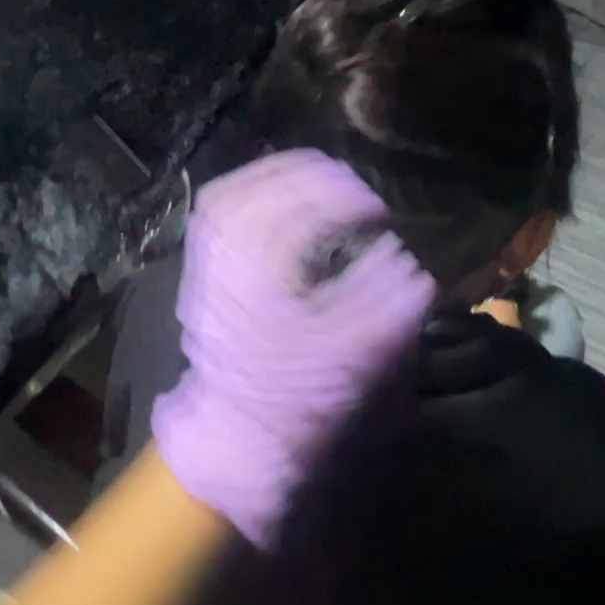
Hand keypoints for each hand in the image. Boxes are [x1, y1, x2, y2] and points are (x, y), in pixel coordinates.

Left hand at [149, 149, 435, 545]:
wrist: (235, 429)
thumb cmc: (298, 398)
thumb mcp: (356, 357)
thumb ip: (389, 303)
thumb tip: (406, 258)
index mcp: (264, 276)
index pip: (305, 212)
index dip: (348, 200)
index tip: (380, 212)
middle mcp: (225, 257)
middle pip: (264, 190)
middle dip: (316, 178)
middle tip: (355, 187)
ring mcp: (204, 259)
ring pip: (233, 192)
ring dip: (281, 175)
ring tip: (322, 176)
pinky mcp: (198, 265)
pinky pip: (217, 206)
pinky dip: (249, 187)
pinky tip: (277, 190)